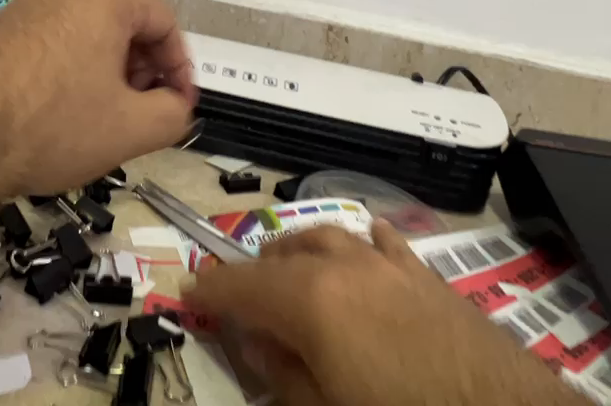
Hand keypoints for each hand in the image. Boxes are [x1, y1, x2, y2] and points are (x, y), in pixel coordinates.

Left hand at [0, 0, 195, 196]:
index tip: (180, 106)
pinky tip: (62, 110)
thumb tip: (175, 104)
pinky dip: (71, 69)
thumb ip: (174, 113)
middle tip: (144, 112)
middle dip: (143, 69)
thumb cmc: (54, 124)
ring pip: (88, 32)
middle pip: (125, 23)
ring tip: (103, 116)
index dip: (180, 69)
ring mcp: (28, 2)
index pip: (164, 23)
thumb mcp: (133, 128)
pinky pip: (53, 39)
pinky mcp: (0, 26)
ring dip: (107, 71)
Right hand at [186, 222, 585, 405]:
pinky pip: (380, 239)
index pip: (240, 285)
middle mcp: (342, 264)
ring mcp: (385, 263)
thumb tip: (259, 346)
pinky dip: (358, 243)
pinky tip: (359, 250)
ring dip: (299, 252)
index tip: (188, 292)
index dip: (209, 289)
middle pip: (281, 253)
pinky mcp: (422, 273)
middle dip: (254, 274)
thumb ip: (284, 376)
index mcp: (310, 299)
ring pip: (325, 234)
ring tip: (291, 275)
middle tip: (242, 304)